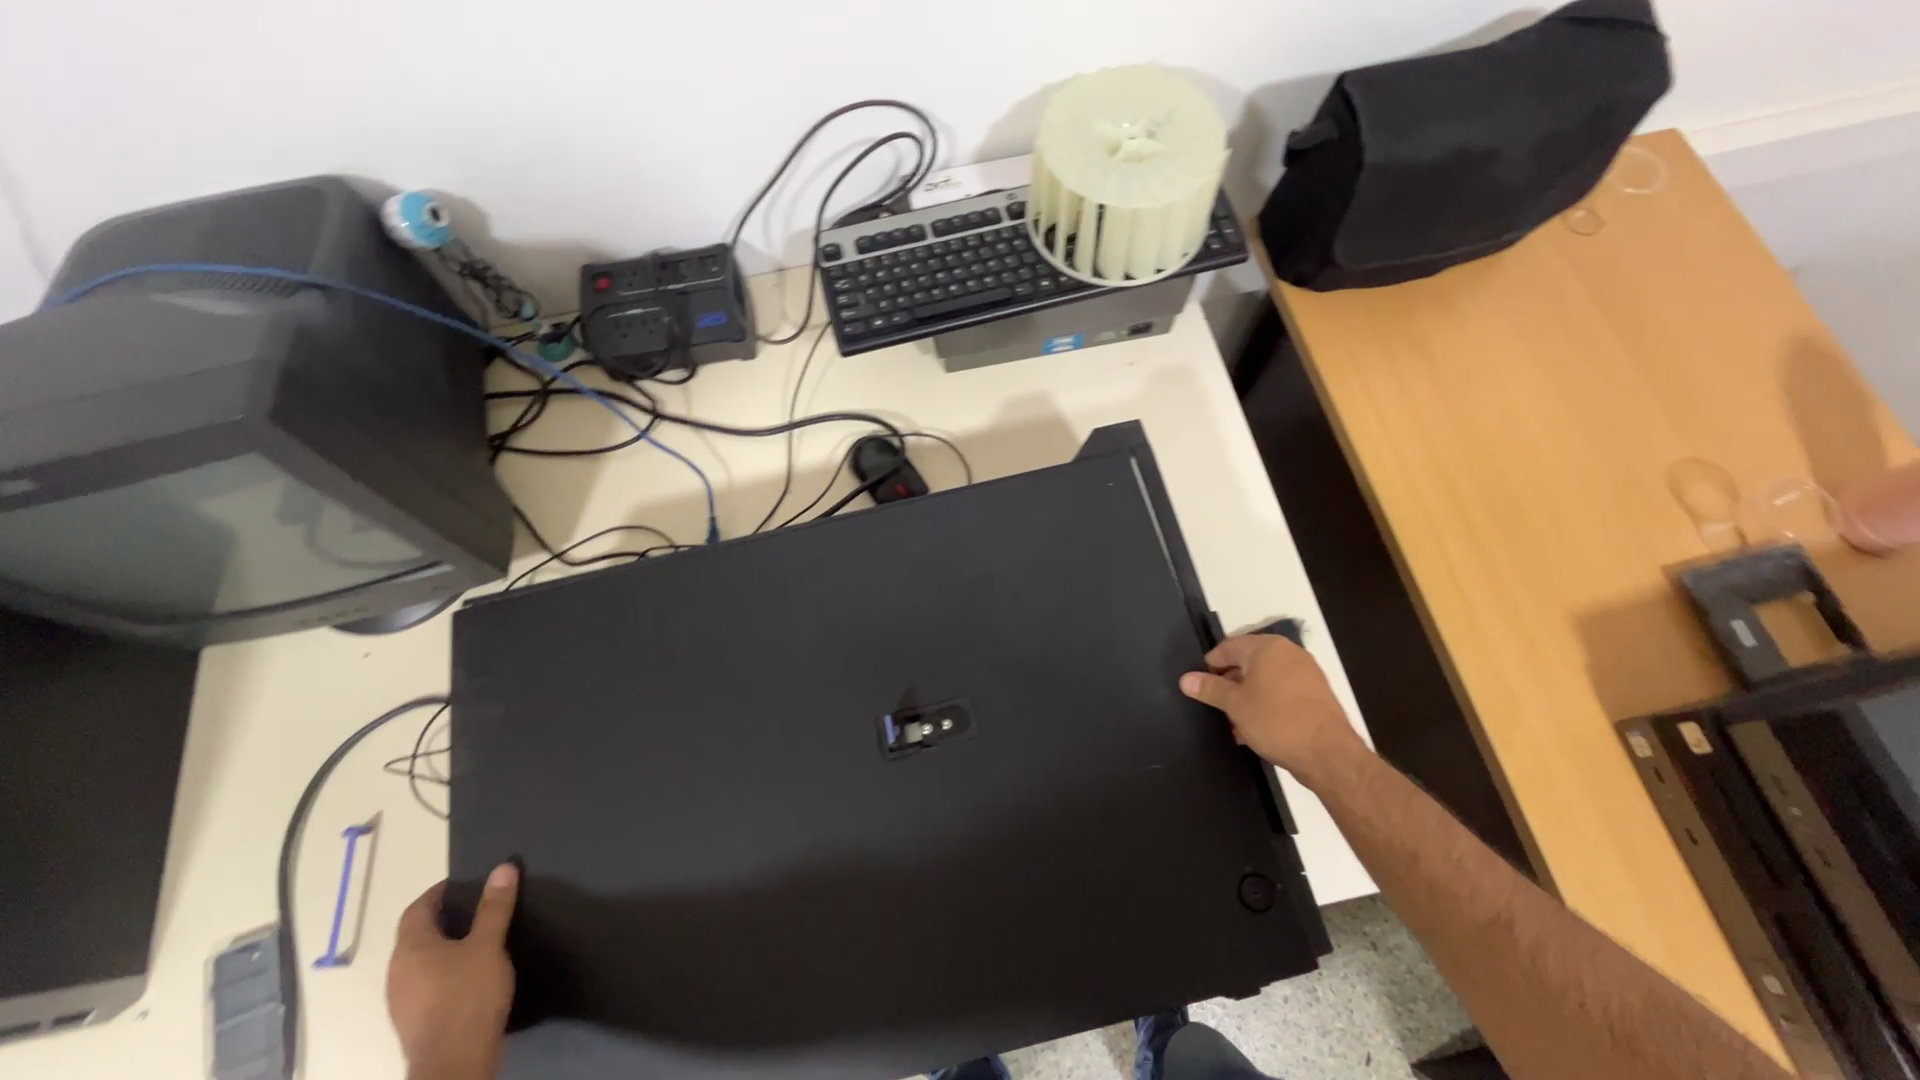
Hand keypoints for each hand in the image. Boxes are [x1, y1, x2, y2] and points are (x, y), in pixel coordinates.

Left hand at [387, 864, 519, 1079]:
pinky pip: (426, 985)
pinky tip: (470, 978)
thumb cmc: (468, 996)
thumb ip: (494, 908)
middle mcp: (398, 971)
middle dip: (443, 919)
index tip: (463, 884)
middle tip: (476, 909)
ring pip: (420, 962)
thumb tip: (502, 868)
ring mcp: (402, 1000)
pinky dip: (444, 972)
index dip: (437, 893)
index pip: (416, 909)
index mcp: (411, 948)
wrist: (454, 1064)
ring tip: (478, 941)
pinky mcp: (414, 1022)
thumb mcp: (488, 946)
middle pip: (416, 936)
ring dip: (443, 947)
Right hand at [1180, 634, 1366, 786]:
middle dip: (1230, 683)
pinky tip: (1255, 728)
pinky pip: (1282, 693)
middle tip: (1214, 704)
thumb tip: (1186, 679)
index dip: (1210, 664)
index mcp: (1267, 647)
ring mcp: (1306, 673)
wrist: (1328, 753)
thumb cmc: (1275, 721)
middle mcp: (1289, 653)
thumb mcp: (1235, 705)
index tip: (1198, 684)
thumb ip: (1210, 689)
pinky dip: (1266, 705)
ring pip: (1266, 680)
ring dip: (1247, 697)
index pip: (1228, 646)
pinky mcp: (1316, 695)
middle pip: (1248, 662)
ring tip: (1233, 721)